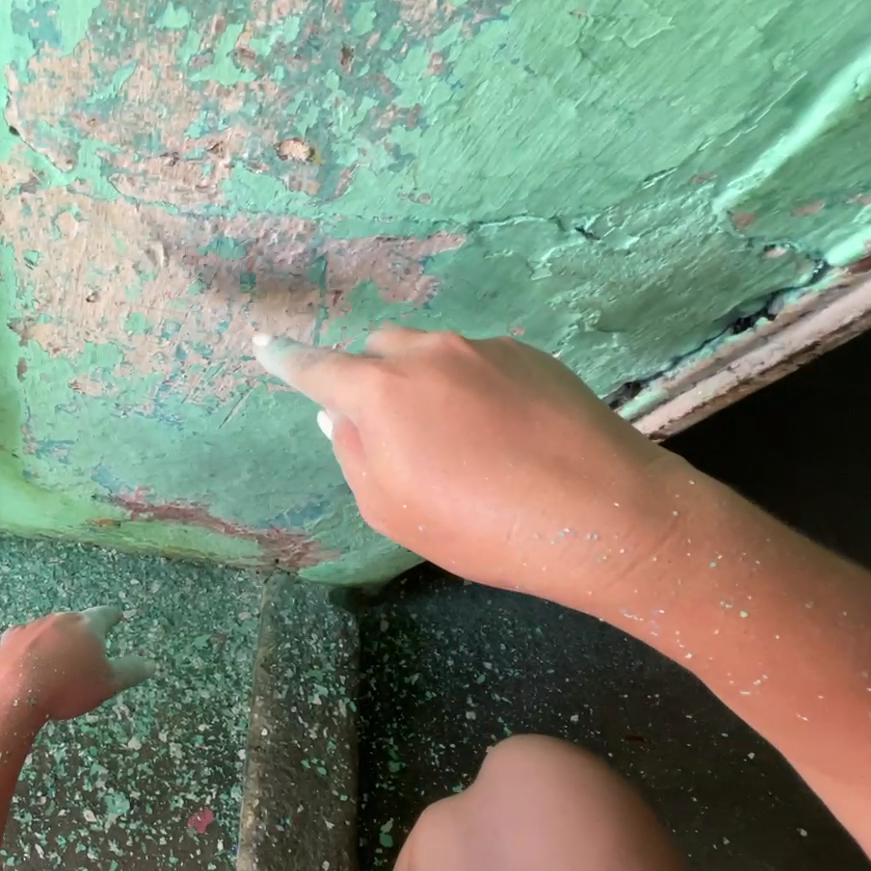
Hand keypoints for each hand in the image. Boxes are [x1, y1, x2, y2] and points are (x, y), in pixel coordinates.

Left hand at [0, 608, 155, 722]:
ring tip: (59, 657)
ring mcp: (34, 627)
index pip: (105, 614)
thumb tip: (151, 664)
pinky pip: (26, 639)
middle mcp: (61, 619)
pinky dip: (32, 646)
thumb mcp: (108, 684)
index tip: (117, 616)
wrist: (15, 694)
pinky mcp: (11, 639)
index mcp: (87, 626)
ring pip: (51, 628)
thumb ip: (130, 671)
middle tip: (87, 644)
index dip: (113, 616)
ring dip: (57, 638)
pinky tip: (30, 660)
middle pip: (76, 620)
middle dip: (83, 630)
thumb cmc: (68, 688)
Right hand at [253, 329, 691, 605]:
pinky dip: (466, 387)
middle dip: (367, 376)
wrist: (607, 518)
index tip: (263, 344)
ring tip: (450, 437)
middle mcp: (427, 354)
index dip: (285, 359)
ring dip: (420, 383)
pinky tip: (497, 433)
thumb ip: (353, 455)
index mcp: (381, 391)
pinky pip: (475, 362)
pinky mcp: (532, 356)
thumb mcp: (390, 508)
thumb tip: (340, 416)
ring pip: (429, 353)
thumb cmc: (479, 526)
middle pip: (376, 349)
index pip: (315, 368)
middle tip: (385, 426)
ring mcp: (484, 349)